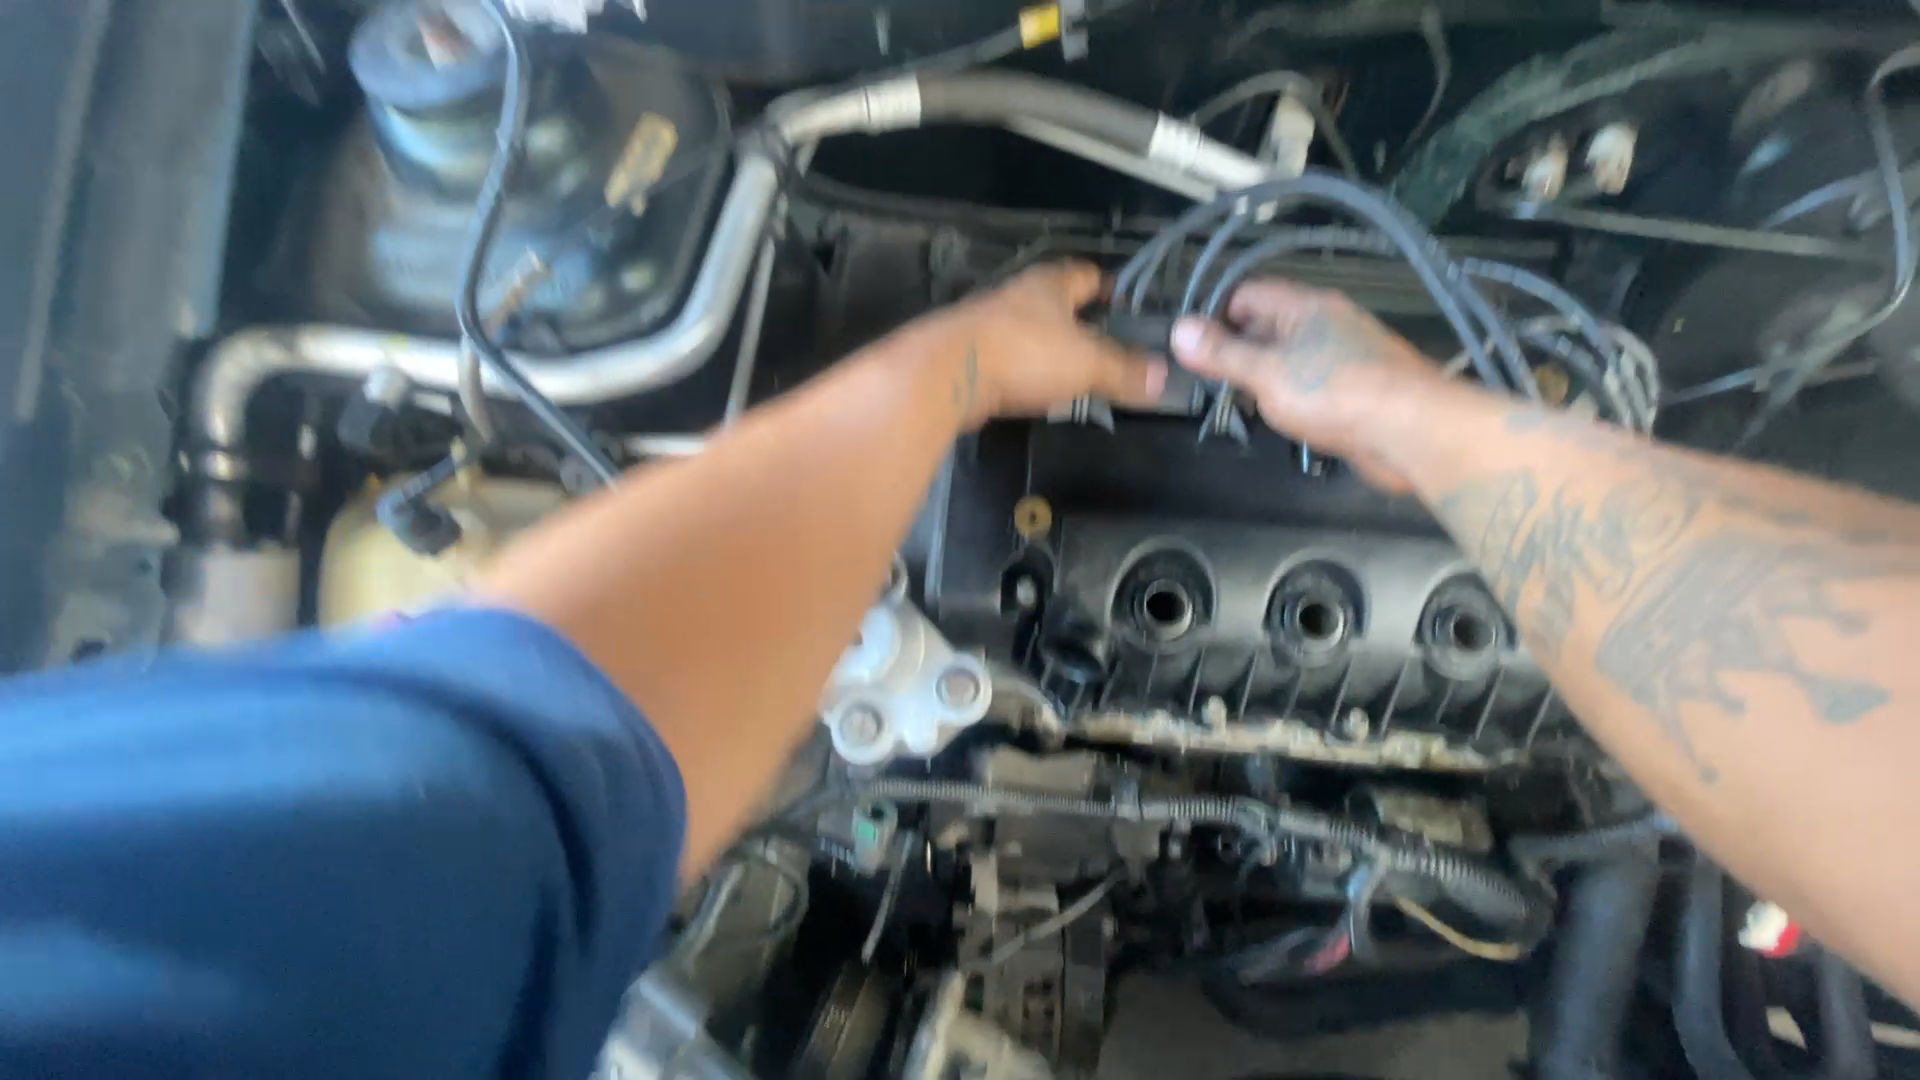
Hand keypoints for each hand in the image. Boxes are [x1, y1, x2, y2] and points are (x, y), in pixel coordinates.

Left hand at [937, 262, 1165, 427]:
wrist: (945, 374)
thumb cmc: (1024, 355)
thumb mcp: (1087, 363)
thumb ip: (1125, 371)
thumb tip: (1164, 379)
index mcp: (1049, 285)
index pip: (1088, 274)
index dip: (1111, 289)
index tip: (1128, 309)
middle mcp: (1016, 296)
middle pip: (1055, 303)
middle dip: (1079, 323)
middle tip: (1105, 349)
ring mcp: (986, 325)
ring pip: (1028, 332)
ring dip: (1048, 350)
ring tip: (1073, 376)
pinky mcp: (966, 356)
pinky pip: (1005, 361)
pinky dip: (1022, 374)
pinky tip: (1031, 393)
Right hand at [1171, 279, 1451, 491]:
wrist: (1411, 431)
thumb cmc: (1336, 394)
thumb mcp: (1266, 373)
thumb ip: (1222, 354)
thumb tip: (1179, 329)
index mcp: (1305, 307)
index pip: (1246, 293)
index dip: (1214, 315)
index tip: (1189, 347)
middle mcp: (1325, 323)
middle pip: (1264, 326)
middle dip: (1232, 350)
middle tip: (1203, 381)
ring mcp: (1342, 356)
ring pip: (1285, 357)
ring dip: (1258, 377)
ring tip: (1232, 402)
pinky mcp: (1354, 388)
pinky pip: (1307, 382)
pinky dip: (1285, 396)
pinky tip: (1275, 417)